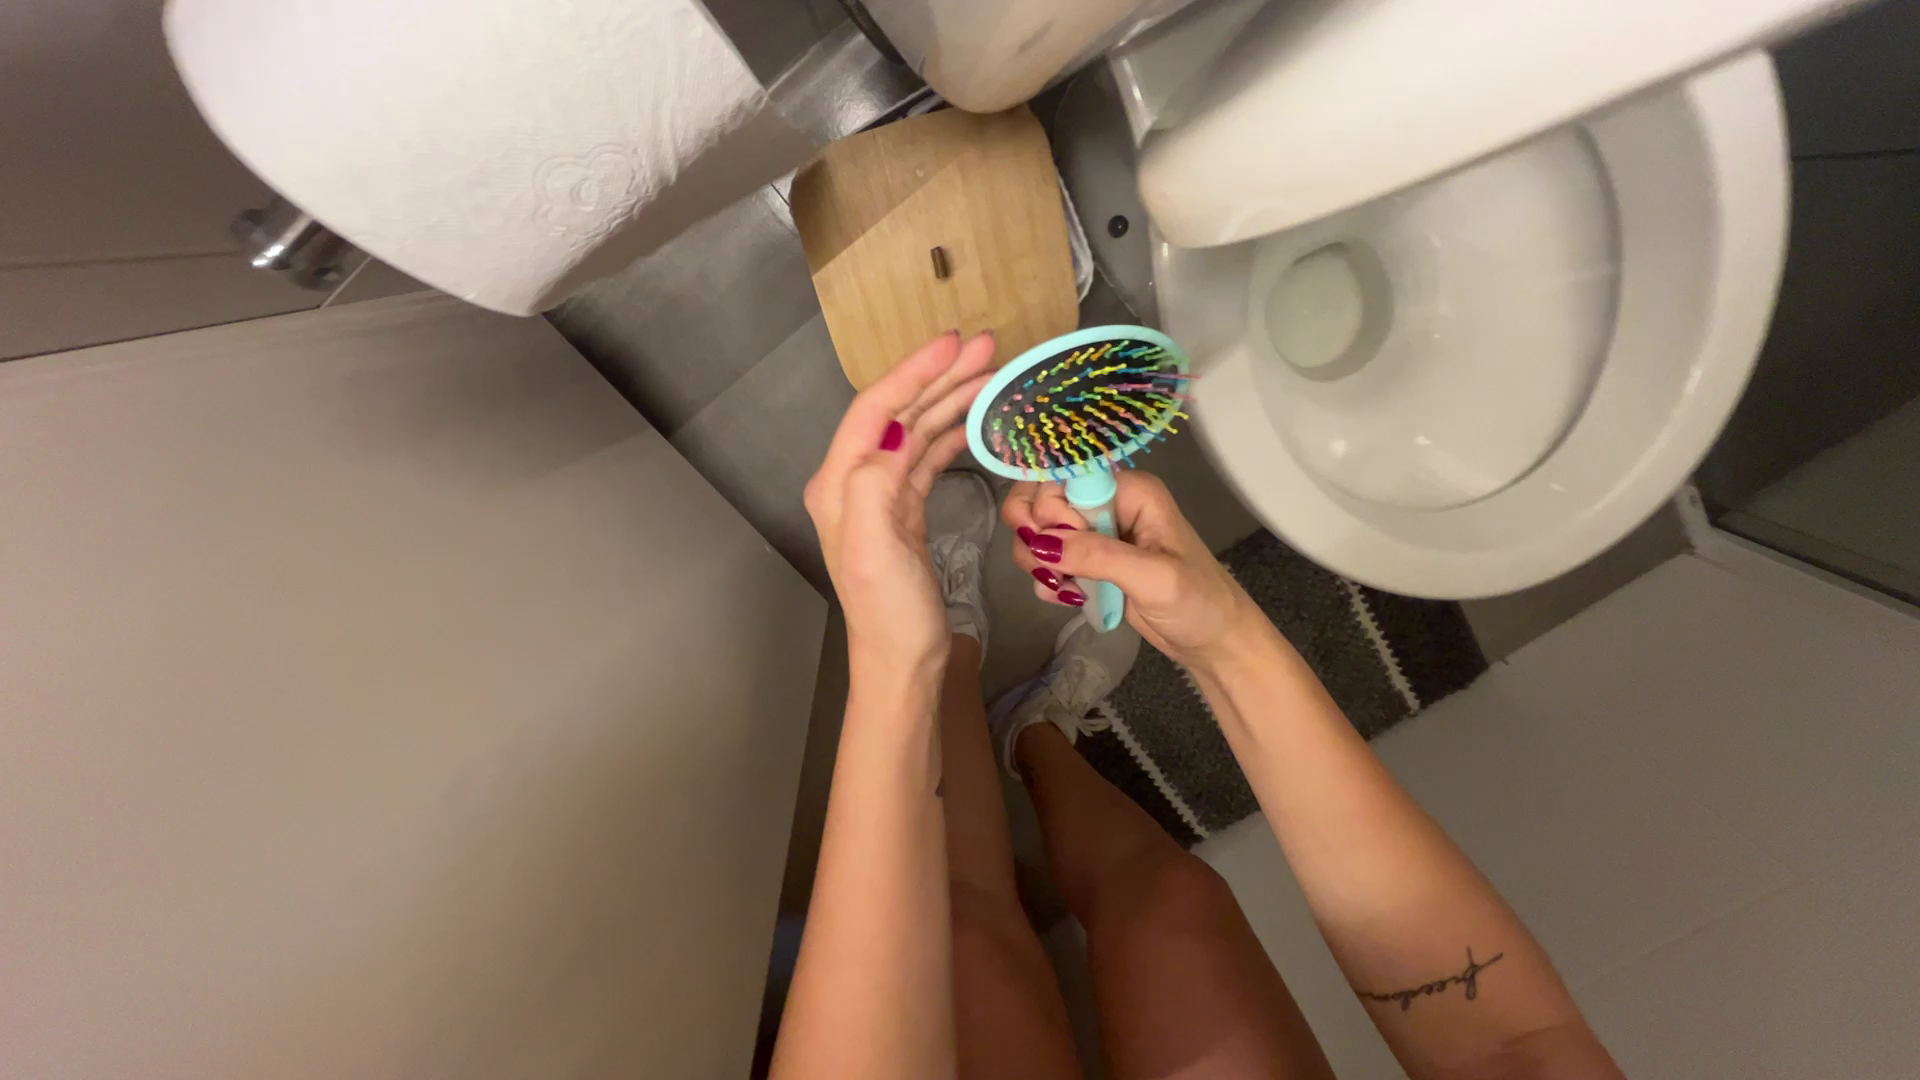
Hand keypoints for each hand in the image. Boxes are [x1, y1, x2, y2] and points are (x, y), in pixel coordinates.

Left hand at [805, 331, 996, 678]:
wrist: (903, 661)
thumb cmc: (888, 612)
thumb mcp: (873, 549)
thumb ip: (874, 483)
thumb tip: (899, 432)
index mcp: (840, 483)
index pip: (876, 409)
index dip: (913, 371)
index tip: (955, 343)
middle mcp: (856, 480)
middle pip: (899, 411)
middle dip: (942, 375)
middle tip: (990, 346)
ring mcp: (883, 493)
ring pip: (919, 429)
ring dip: (953, 398)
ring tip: (994, 373)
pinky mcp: (907, 508)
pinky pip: (930, 456)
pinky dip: (954, 431)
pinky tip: (978, 418)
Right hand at [1003, 470, 1255, 669]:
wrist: (1213, 641)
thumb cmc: (1198, 602)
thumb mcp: (1153, 578)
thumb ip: (1098, 556)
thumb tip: (1042, 543)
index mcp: (1129, 491)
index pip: (1063, 476)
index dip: (1049, 508)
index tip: (1056, 544)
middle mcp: (1107, 504)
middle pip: (1040, 499)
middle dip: (1036, 536)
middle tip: (1052, 569)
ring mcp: (1094, 534)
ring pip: (1038, 531)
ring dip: (1038, 562)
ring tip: (1065, 589)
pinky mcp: (1087, 562)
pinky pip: (1045, 559)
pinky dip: (1047, 579)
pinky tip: (1069, 598)